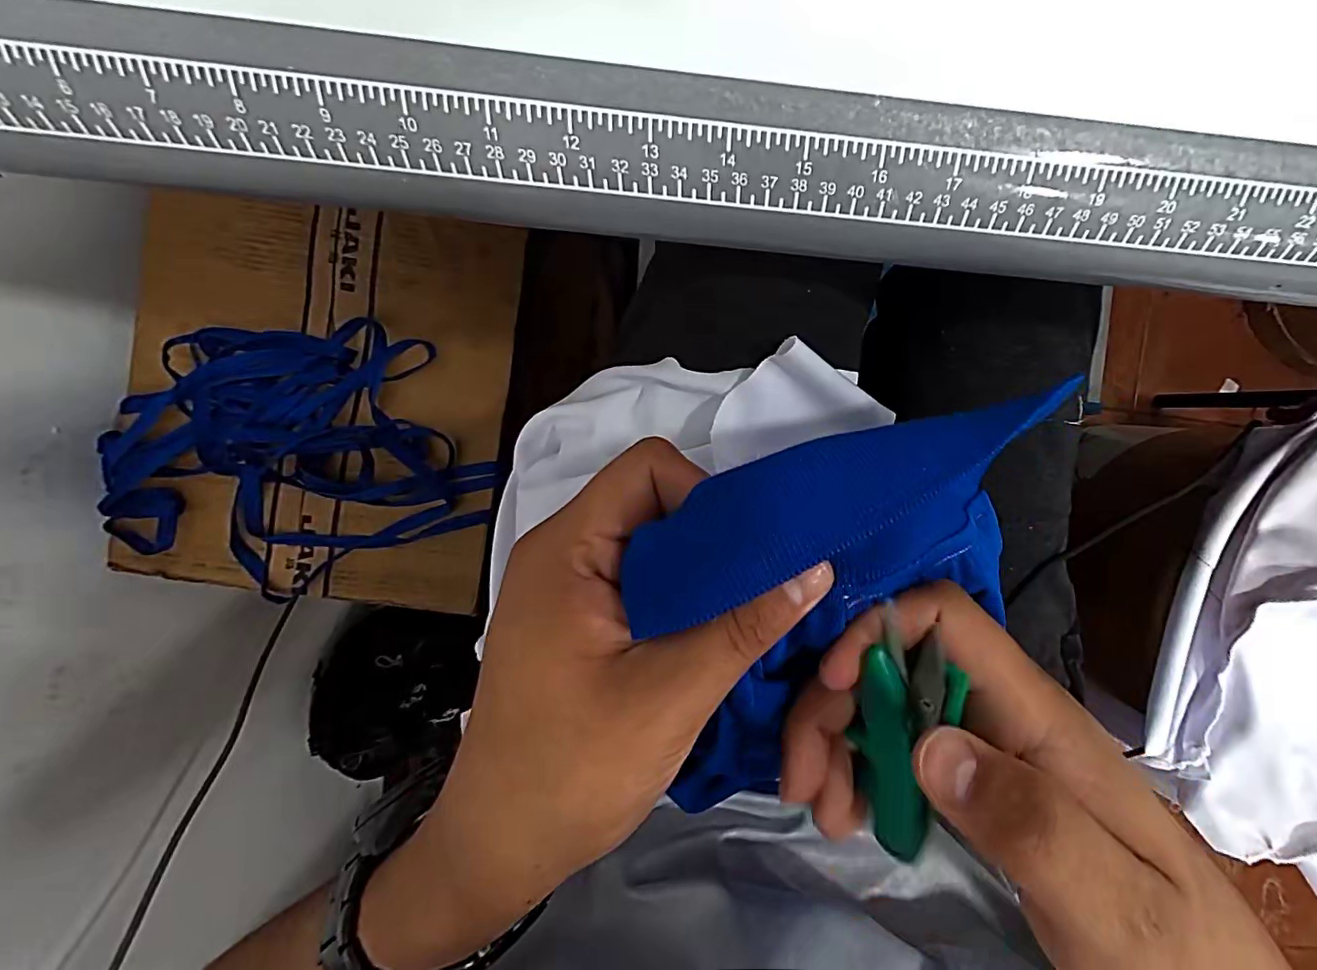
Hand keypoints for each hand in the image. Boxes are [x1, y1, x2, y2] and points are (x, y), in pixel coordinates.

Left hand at [361, 438, 833, 968]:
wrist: (500, 848)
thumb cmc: (572, 772)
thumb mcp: (670, 695)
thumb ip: (744, 626)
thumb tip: (816, 567)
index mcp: (567, 549)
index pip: (647, 468)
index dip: (705, 494)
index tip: (745, 553)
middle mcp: (564, 551)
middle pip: (654, 499)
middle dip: (714, 534)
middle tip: (761, 584)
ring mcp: (570, 584)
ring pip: (655, 541)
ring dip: (704, 569)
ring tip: (747, 609)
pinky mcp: (582, 615)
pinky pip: (645, 577)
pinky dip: (686, 593)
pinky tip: (715, 628)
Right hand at [781, 581, 1285, 969]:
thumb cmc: (1174, 950)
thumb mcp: (1116, 904)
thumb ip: (1033, 825)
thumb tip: (931, 746)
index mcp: (1036, 714)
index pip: (947, 617)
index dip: (879, 629)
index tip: (833, 689)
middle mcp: (1004, 712)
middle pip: (899, 660)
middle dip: (837, 702)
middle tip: (803, 782)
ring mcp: (987, 746)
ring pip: (890, 703)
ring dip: (841, 740)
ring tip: (824, 811)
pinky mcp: (975, 781)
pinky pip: (899, 749)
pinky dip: (860, 770)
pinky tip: (851, 814)